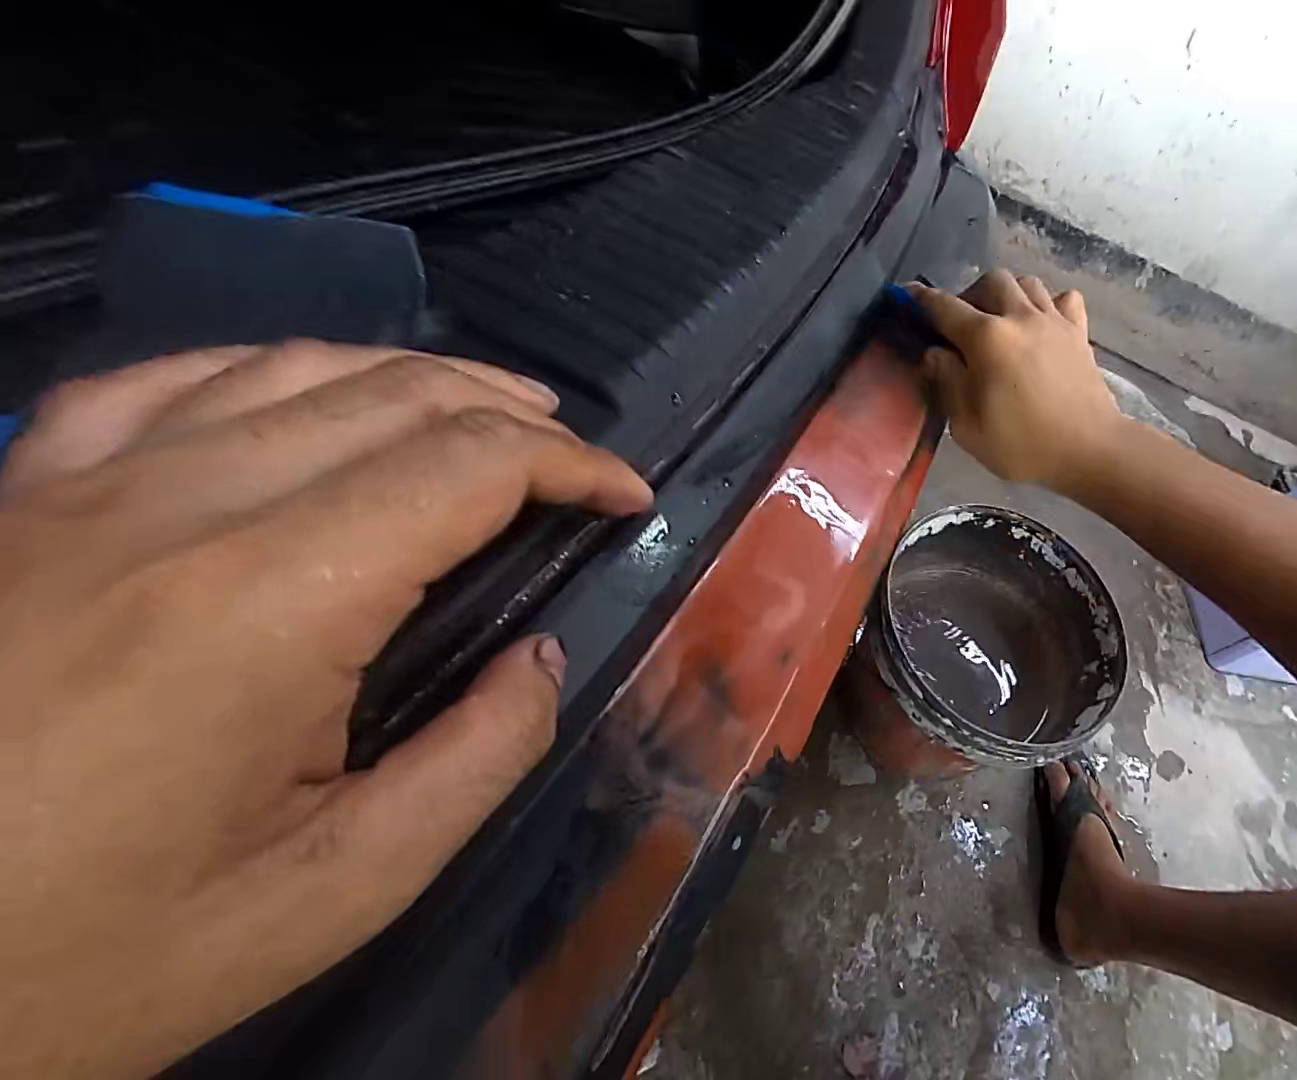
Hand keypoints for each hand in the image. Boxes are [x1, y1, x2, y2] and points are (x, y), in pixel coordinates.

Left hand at [0, 341, 651, 1079]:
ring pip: (298, 369)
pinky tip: (335, 392)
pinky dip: (288, 370)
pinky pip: (167, 382)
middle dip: (523, 418)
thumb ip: (484, 757)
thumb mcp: (341, 886)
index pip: (471, 467)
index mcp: (273, 598)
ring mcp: (68, 490)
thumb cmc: (84, 956)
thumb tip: (540, 660)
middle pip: (401, 399)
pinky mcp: (3, 501)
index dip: (576, 466)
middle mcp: (175, 509)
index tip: (631, 497)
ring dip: (430, 380)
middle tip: (585, 460)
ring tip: (501, 410)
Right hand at [907, 271, 1127, 493]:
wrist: (1088, 449)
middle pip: (989, 281)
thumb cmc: (1023, 445)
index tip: (907, 298)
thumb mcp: (968, 427)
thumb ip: (947, 383)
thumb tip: (934, 353)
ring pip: (1026, 282)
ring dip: (1007, 295)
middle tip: (963, 327)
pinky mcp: (1079, 332)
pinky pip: (1063, 299)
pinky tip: (1042, 326)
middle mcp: (1020, 317)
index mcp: (987, 339)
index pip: (944, 307)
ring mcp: (1054, 321)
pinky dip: (1048, 304)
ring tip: (1001, 322)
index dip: (920, 300)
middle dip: (969, 296)